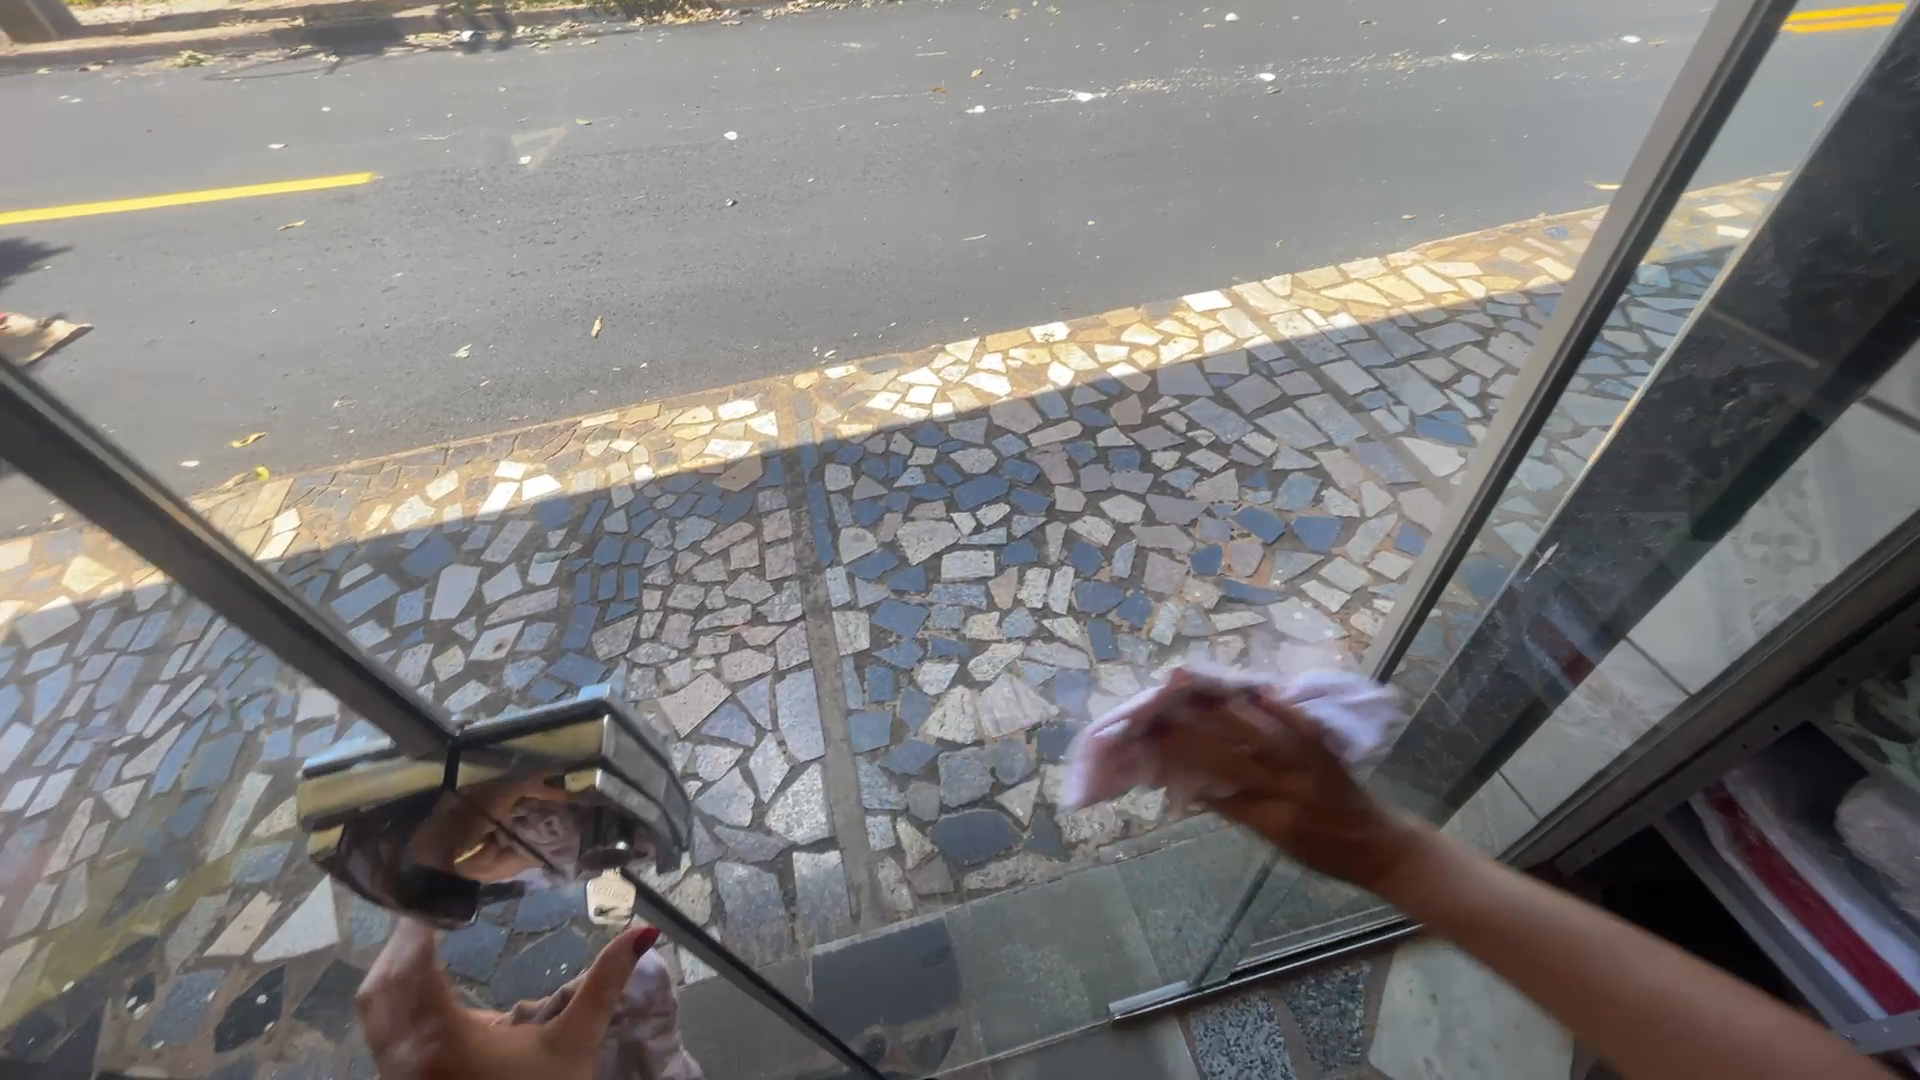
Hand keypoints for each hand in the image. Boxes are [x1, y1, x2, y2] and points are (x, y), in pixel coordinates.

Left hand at [358, 917, 658, 1079]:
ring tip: (432, 931)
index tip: (440, 885)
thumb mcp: (576, 1044)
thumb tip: (643, 930)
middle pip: (382, 985)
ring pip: (376, 1009)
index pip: (413, 966)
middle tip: (440, 899)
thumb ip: (604, 982)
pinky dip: (398, 993)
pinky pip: (384, 1028)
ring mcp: (396, 1075)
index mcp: (441, 1042)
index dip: (421, 923)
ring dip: (397, 966)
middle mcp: (404, 1058)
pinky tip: (429, 980)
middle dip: (405, 938)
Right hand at [1147, 683, 1431, 890]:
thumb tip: (1193, 785)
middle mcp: (1289, 790)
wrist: (1381, 846)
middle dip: (1190, 735)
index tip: (1152, 747)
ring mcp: (1310, 765)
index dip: (1182, 765)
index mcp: (1273, 820)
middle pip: (1229, 755)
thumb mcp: (1274, 842)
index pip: (1215, 787)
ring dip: (1221, 712)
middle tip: (1159, 719)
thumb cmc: (1323, 853)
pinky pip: (1296, 721)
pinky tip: (1251, 689)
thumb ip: (1236, 811)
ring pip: (1258, 731)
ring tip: (1190, 694)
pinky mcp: (1327, 748)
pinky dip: (1273, 704)